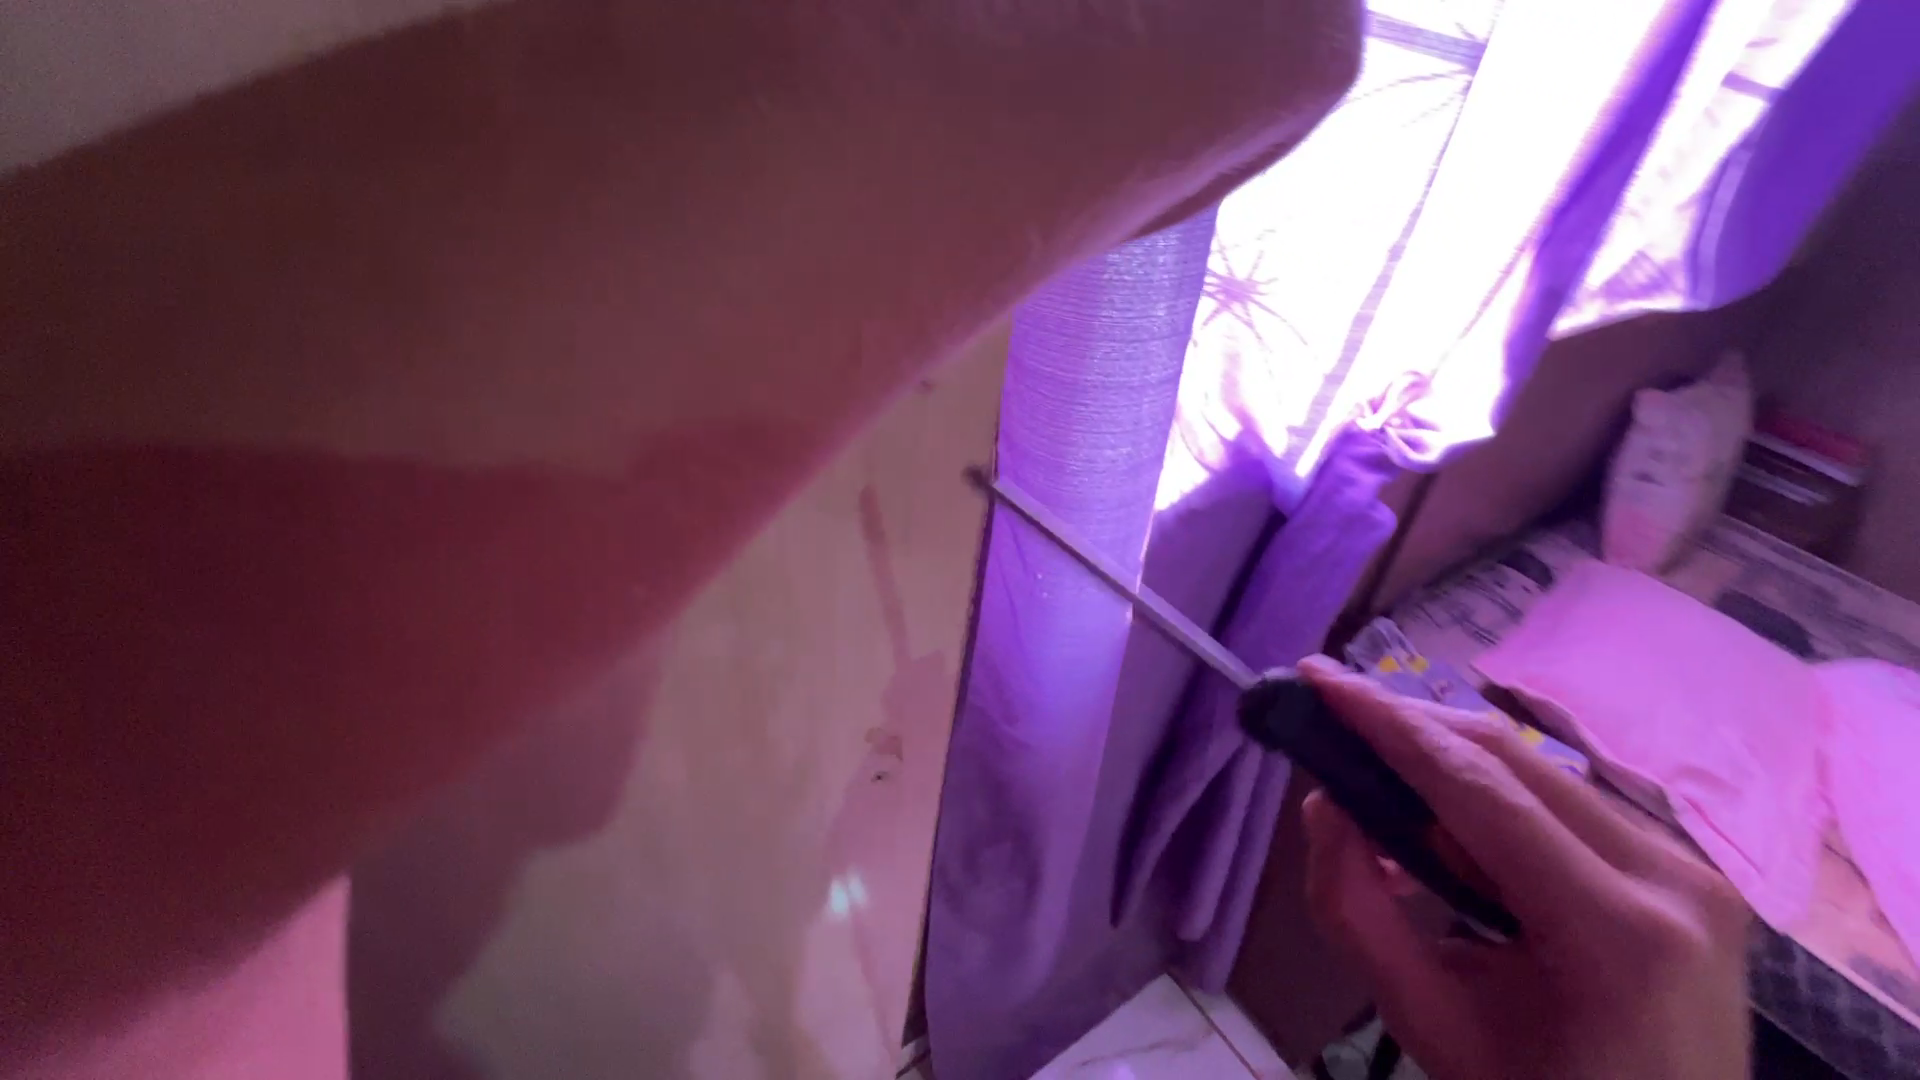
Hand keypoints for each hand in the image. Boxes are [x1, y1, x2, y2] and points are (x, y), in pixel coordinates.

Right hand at [1297, 657, 1750, 1079]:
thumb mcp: (1422, 1016)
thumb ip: (1351, 907)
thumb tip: (1327, 803)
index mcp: (1615, 931)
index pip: (1475, 786)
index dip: (1385, 721)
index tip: (1316, 675)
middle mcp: (1670, 876)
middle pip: (1504, 756)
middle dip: (1404, 725)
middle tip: (1327, 714)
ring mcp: (1688, 866)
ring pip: (1528, 766)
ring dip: (1437, 759)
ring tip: (1373, 788)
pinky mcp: (1682, 864)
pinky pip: (1554, 795)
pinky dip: (1479, 791)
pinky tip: (1440, 830)